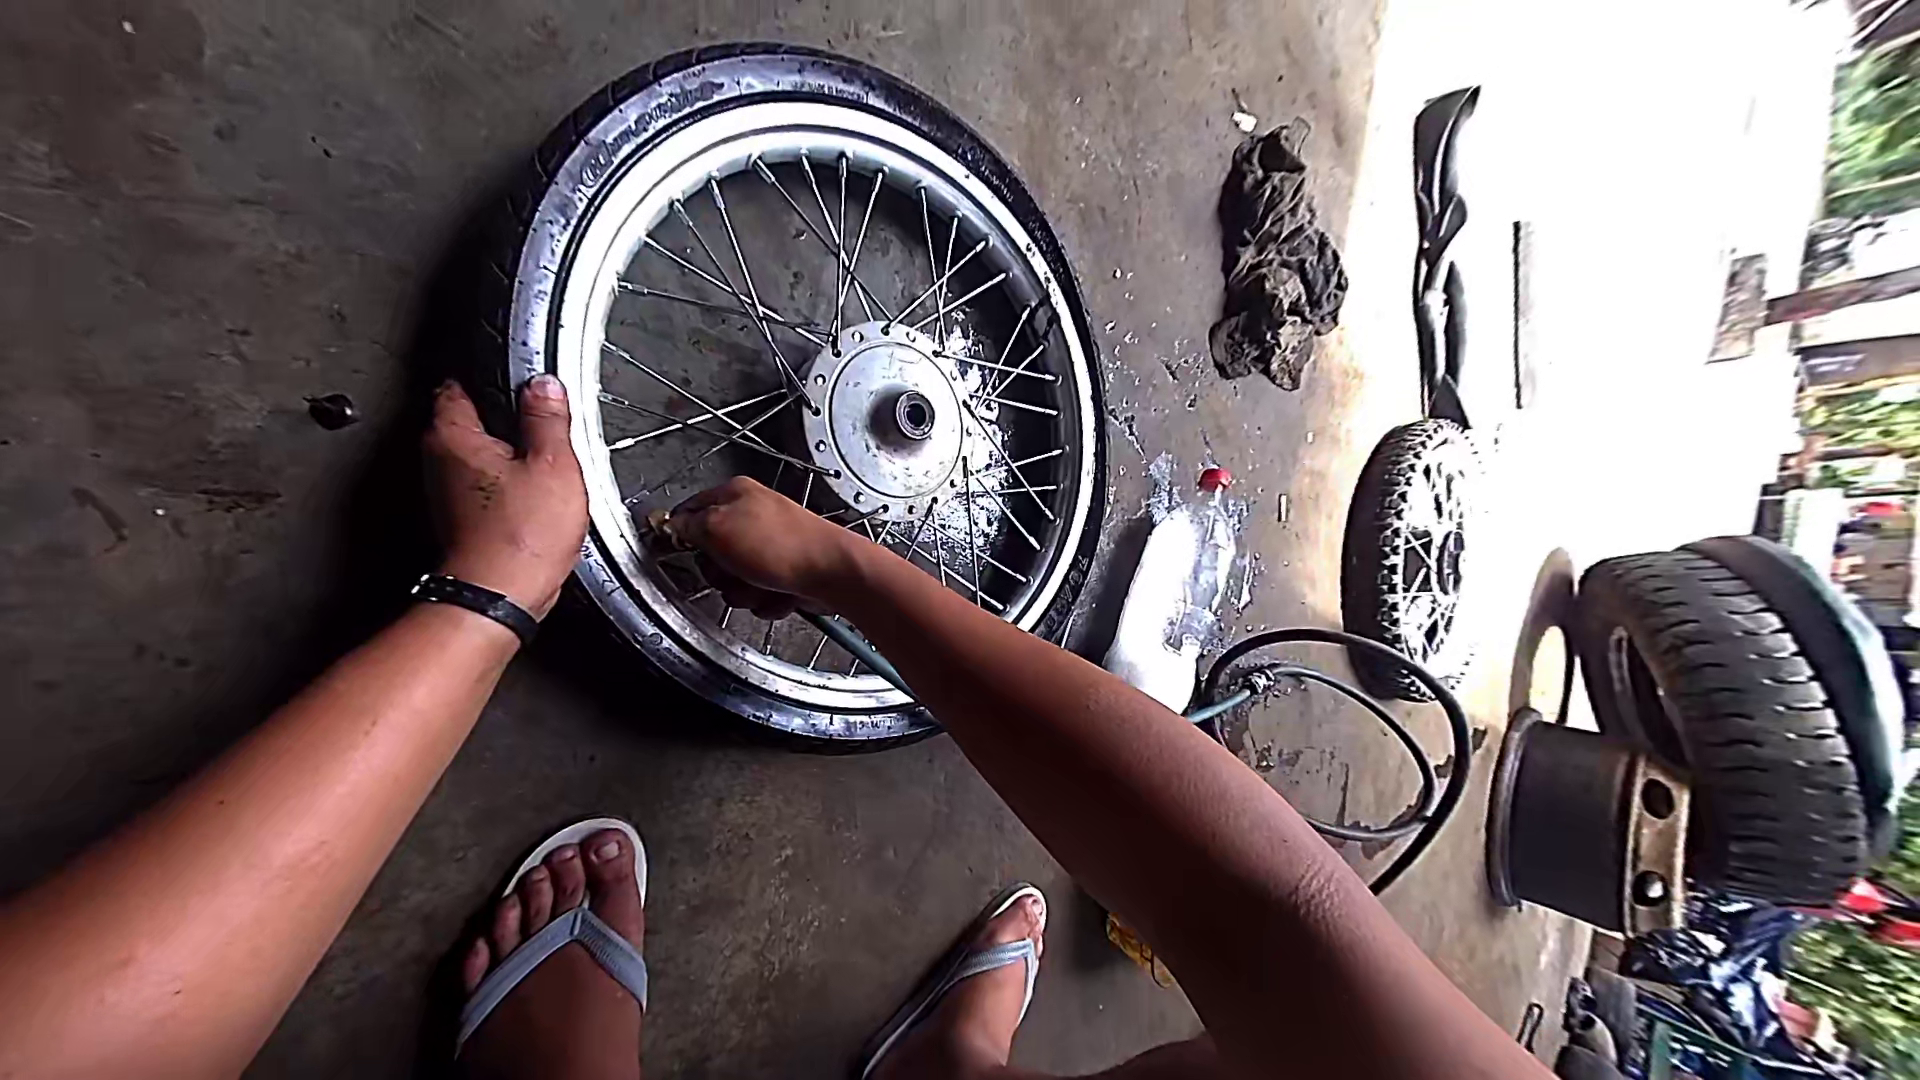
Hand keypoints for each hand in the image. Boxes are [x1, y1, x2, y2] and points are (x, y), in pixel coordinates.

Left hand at [426, 376, 587, 617]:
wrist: (503, 591)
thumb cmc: (522, 535)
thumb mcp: (554, 465)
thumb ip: (548, 420)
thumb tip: (545, 386)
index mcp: (453, 438)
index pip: (459, 388)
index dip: (491, 381)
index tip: (517, 382)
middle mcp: (439, 462)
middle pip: (468, 423)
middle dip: (503, 421)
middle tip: (541, 426)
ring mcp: (447, 493)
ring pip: (477, 456)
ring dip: (506, 456)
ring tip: (544, 464)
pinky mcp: (464, 518)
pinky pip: (485, 486)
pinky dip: (507, 485)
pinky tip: (535, 495)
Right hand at [668, 476, 859, 616]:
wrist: (832, 573)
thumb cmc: (782, 545)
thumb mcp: (718, 528)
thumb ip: (689, 526)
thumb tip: (672, 526)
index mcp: (736, 495)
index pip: (690, 511)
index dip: (681, 535)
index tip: (680, 551)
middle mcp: (754, 519)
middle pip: (712, 556)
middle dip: (722, 573)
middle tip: (736, 569)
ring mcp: (772, 548)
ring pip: (735, 582)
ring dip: (746, 591)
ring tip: (765, 583)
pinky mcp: (785, 574)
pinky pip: (760, 596)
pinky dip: (769, 600)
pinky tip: (781, 592)